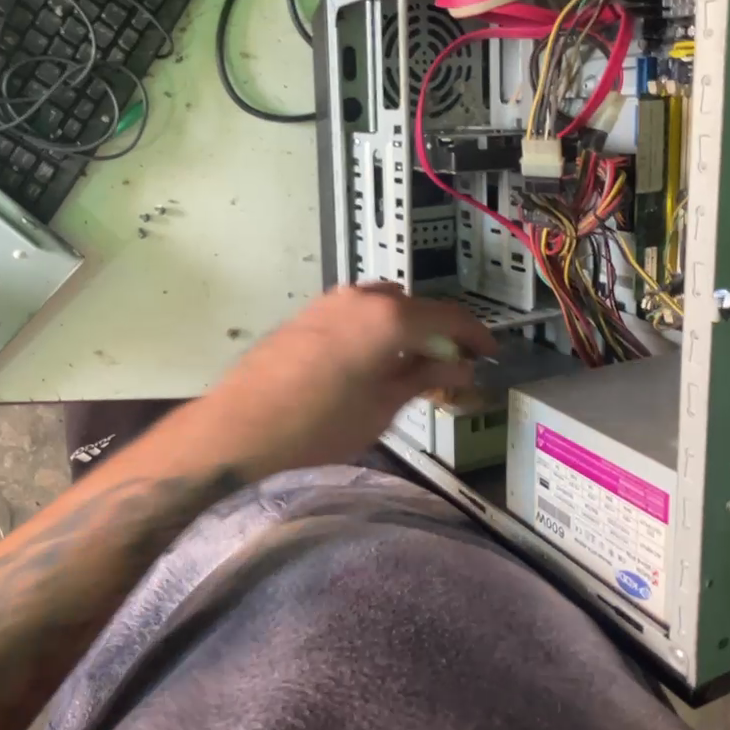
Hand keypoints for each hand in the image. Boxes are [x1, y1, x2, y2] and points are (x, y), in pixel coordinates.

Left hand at [180, 284, 497, 480]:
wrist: (240, 431)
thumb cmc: (319, 427)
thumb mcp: (383, 407)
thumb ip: (424, 377)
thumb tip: (459, 366)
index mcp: (390, 316)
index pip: (450, 315)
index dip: (476, 335)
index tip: (489, 354)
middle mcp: (360, 297)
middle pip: (415, 306)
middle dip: (438, 332)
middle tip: (452, 366)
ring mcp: (329, 302)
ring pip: (382, 305)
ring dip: (404, 328)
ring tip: (411, 366)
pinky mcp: (306, 315)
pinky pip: (355, 313)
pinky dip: (374, 329)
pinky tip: (371, 362)